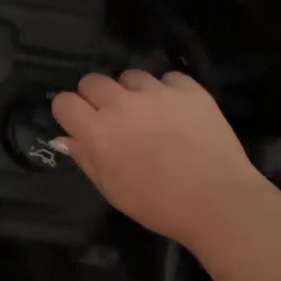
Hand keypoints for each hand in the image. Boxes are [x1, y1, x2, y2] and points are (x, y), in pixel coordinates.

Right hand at [50, 70, 264, 244]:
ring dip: (131, 91)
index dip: (68, 112)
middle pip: (93, 81)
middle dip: (95, 97)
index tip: (78, 123)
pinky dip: (167, 91)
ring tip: (146, 112)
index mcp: (97, 132)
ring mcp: (157, 93)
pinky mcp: (190, 90)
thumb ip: (85, 158)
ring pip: (130, 75)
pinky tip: (175, 111)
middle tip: (110, 118)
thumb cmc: (157, 204)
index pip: (64, 102)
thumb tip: (65, 138)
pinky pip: (168, 78)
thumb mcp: (111, 189)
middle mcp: (122, 104)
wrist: (217, 201)